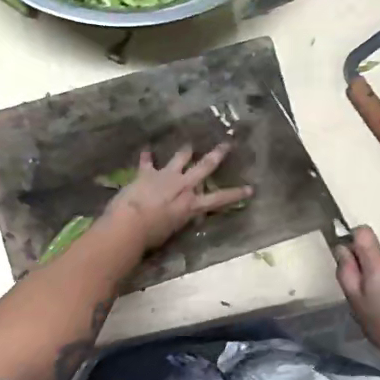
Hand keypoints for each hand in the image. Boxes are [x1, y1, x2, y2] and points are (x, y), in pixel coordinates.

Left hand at [100, 144, 252, 251]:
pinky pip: (147, 162)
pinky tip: (146, 150)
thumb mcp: (174, 229)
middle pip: (204, 166)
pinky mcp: (146, 174)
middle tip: (226, 144)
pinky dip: (147, 157)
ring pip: (179, 158)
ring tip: (189, 144)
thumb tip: (185, 214)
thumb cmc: (152, 235)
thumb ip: (181, 218)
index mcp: (192, 204)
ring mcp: (165, 176)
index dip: (235, 194)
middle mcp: (183, 185)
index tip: (250, 188)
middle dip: (217, 154)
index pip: (219, 198)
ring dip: (185, 151)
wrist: (129, 223)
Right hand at [334, 226, 379, 367]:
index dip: (350, 239)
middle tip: (358, 294)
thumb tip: (341, 248)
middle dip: (360, 266)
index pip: (363, 231)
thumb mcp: (355, 301)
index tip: (346, 261)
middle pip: (371, 250)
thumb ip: (346, 271)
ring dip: (372, 277)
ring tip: (373, 304)